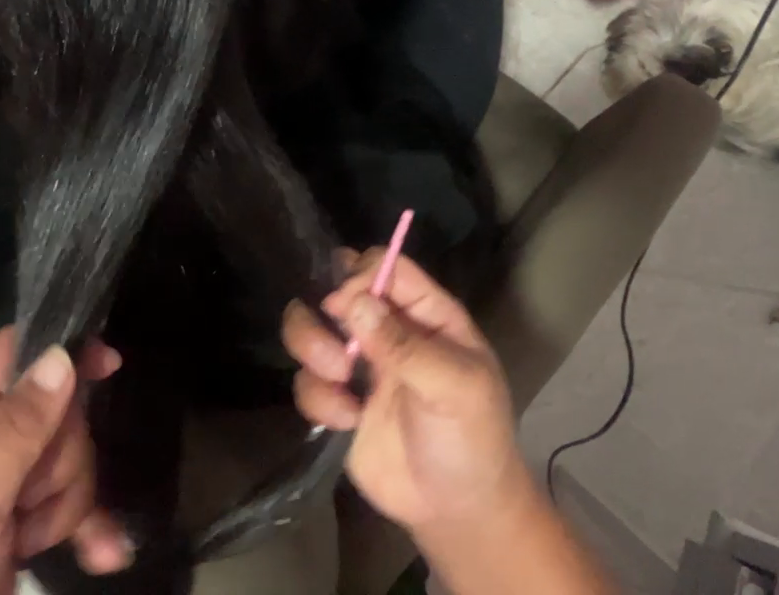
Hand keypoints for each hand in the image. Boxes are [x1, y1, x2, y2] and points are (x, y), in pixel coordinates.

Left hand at [0, 329, 131, 594]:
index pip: (14, 356)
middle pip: (55, 414)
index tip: (110, 365)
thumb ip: (14, 430)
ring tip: (30, 543)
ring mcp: (1, 487)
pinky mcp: (20, 527)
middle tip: (26, 504)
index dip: (61, 354)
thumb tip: (62, 354)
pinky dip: (89, 528)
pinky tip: (103, 554)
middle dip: (59, 462)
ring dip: (66, 505)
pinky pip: (72, 507)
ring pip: (69, 462)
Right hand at [282, 249, 538, 537]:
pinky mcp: (336, 400)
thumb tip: (354, 303)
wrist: (456, 512)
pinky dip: (318, 398)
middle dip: (325, 311)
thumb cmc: (472, 439)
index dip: (360, 277)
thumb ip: (405, 344)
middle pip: (336, 289)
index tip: (345, 306)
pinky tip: (347, 421)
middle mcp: (386, 330)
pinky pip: (306, 380)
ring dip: (312, 347)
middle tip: (338, 348)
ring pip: (309, 327)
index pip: (385, 267)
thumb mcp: (454, 388)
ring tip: (338, 379)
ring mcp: (359, 364)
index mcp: (425, 315)